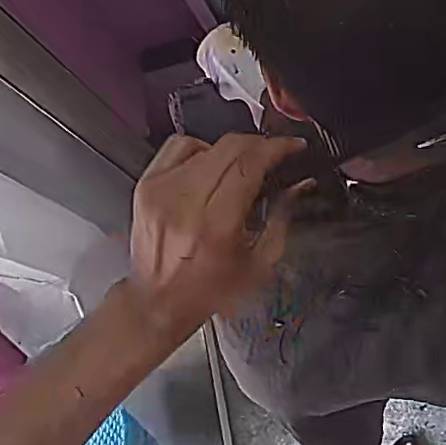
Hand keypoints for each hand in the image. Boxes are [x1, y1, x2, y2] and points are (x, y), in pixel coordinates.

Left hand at [127, 133, 309, 340]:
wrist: (159, 300)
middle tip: (274, 154)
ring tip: (240, 170)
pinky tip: (209, 167)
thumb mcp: (259, 263)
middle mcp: (186, 203)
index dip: (276, 147)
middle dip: (259, 144)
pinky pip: (179, 146)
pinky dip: (201, 149)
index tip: (292, 146)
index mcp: (217, 225)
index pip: (250, 164)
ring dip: (232, 151)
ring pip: (208, 144)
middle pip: (230, 147)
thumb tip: (298, 184)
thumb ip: (281, 219)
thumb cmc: (210, 290)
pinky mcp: (146, 185)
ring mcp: (161, 190)